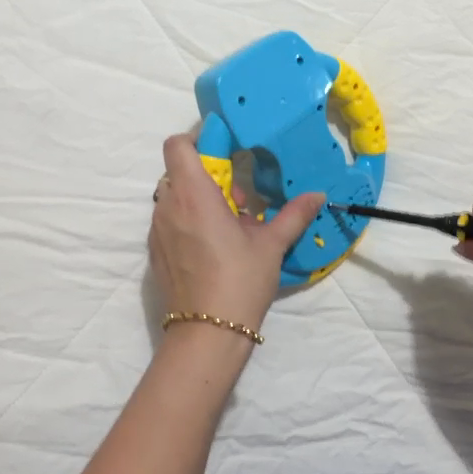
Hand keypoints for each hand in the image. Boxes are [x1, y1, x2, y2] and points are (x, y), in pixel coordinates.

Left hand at [149, 133, 324, 333]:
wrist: (206, 334)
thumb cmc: (240, 280)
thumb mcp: (272, 245)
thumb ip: (293, 215)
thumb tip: (317, 195)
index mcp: (194, 195)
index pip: (178, 145)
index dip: (197, 139)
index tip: (224, 149)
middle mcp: (168, 207)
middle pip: (179, 172)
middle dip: (207, 176)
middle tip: (239, 197)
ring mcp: (157, 231)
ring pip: (174, 198)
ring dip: (198, 200)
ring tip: (229, 224)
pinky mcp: (155, 253)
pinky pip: (169, 222)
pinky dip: (188, 223)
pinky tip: (214, 247)